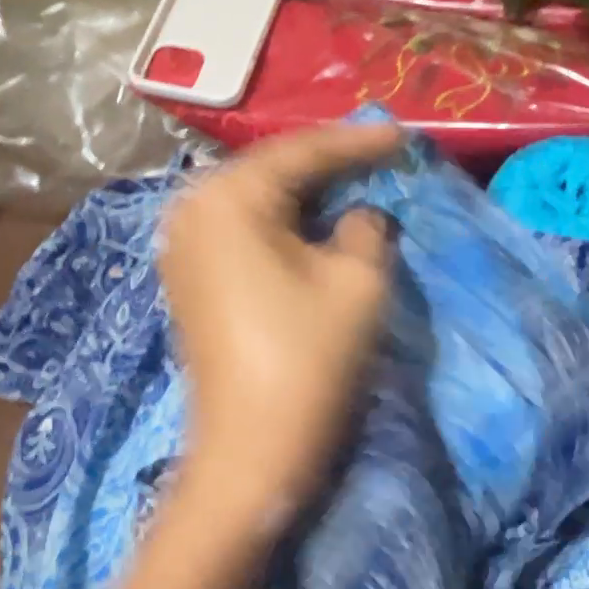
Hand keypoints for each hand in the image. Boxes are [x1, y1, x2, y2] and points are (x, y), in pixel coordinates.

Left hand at [159, 122, 403, 530]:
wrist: (250, 452)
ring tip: (357, 182)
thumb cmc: (307, 359)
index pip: (302, 153)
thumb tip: (360, 215)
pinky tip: (316, 225)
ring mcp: (183, 247)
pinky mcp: (190, 281)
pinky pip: (242, 234)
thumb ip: (366, 227)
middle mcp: (191, 210)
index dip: (360, 143)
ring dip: (306, 196)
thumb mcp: (356, 281)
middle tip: (382, 155)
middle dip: (329, 165)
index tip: (405, 136)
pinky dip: (282, 226)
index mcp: (226, 197)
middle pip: (272, 173)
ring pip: (256, 204)